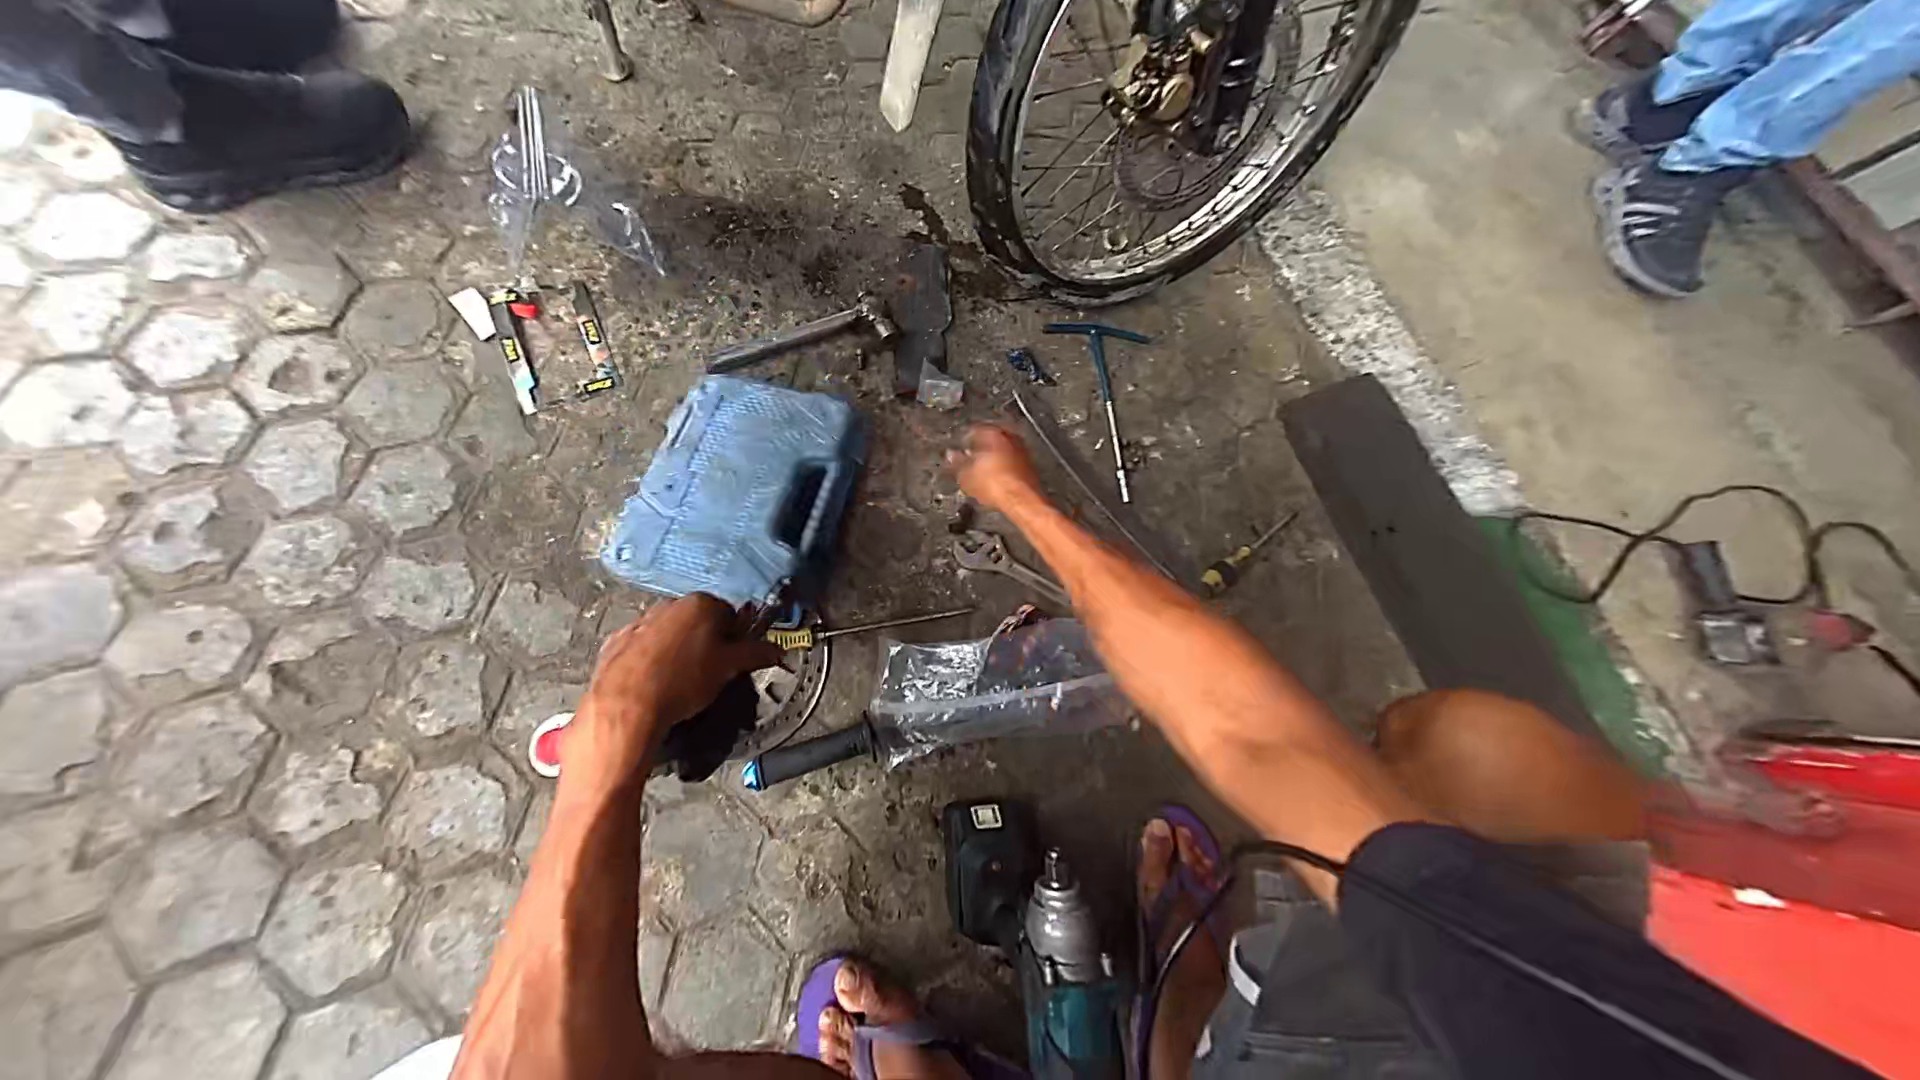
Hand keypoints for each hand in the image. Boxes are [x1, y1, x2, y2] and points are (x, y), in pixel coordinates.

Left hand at [571, 595, 780, 783]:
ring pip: (669, 632)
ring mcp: (639, 622)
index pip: (729, 613)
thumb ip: (755, 654)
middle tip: (711, 671)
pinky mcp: (615, 642)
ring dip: (678, 649)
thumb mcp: (729, 669)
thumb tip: (776, 650)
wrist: (625, 707)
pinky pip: (642, 646)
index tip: (734, 658)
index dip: (735, 637)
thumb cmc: (684, 681)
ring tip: (681, 681)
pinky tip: (655, 683)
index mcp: (700, 604)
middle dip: (706, 641)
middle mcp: (669, 605)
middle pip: (698, 620)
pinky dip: (651, 659)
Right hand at [948, 424, 1044, 513]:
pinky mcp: (1030, 467)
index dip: (965, 441)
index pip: (974, 430)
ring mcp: (1022, 451)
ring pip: (1004, 451)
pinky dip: (1004, 469)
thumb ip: (957, 462)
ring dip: (994, 459)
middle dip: (981, 449)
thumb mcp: (965, 475)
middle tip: (971, 460)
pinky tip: (997, 481)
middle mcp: (1010, 437)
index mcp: (992, 433)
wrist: (1020, 500)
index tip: (960, 449)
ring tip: (983, 473)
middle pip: (991, 439)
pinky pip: (1013, 463)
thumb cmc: (995, 484)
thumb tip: (952, 456)